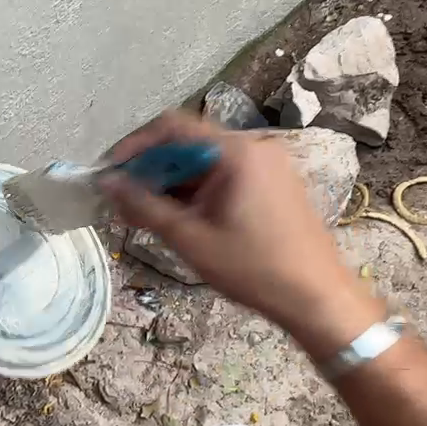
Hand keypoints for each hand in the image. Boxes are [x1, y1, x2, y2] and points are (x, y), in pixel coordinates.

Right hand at [99, 111, 384, 359]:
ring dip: (171, 184)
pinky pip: (223, 175)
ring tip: (144, 217)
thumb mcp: (189, 238)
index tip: (110, 172)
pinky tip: (178, 219)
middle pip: (187, 144)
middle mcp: (254, 147)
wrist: (319, 298)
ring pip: (204, 162)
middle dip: (150, 170)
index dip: (134, 145)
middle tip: (123, 202)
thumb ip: (143, 205)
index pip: (172, 126)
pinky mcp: (273, 183)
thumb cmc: (253, 269)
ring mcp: (267, 164)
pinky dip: (196, 191)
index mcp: (236, 152)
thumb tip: (107, 182)